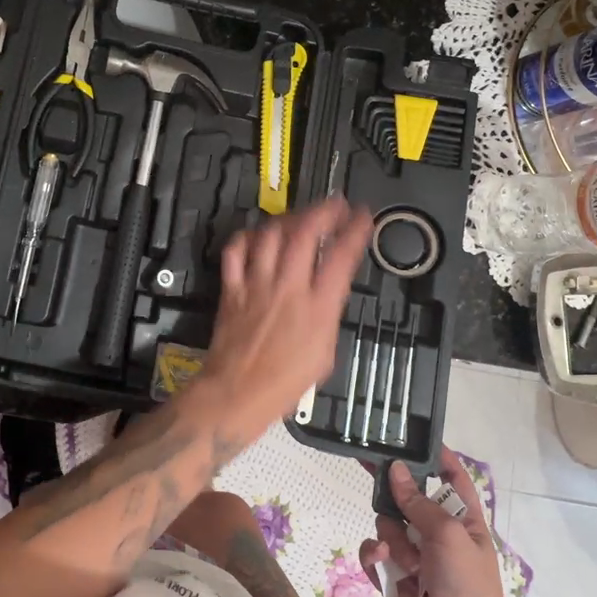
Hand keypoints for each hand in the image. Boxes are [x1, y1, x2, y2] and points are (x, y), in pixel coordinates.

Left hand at [198, 197, 371, 434]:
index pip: (342, 256)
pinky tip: (257, 235)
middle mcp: (287, 288)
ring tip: (298, 216)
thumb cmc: (283, 384)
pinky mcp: (232, 288)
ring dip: (288, 219)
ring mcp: (257, 284)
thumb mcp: (324, 353)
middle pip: (305, 233)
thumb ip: (328, 315)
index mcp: (317, 307)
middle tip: (334, 204)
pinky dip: (247, 237)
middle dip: (323, 211)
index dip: (356, 230)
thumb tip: (329, 295)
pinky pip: (236, 250)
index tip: (363, 217)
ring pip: (270, 235)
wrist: (238, 392)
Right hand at [359, 450, 511, 596]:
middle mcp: (438, 535)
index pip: (452, 480)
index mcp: (464, 523)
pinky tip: (383, 561)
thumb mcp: (450, 536)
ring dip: (393, 536)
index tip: (413, 434)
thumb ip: (419, 501)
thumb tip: (394, 468)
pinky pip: (373, 550)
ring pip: (388, 522)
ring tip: (405, 559)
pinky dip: (374, 554)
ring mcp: (415, 556)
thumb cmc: (466, 587)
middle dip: (395, 493)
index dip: (438, 458)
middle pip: (409, 497)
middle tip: (369, 463)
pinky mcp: (392, 576)